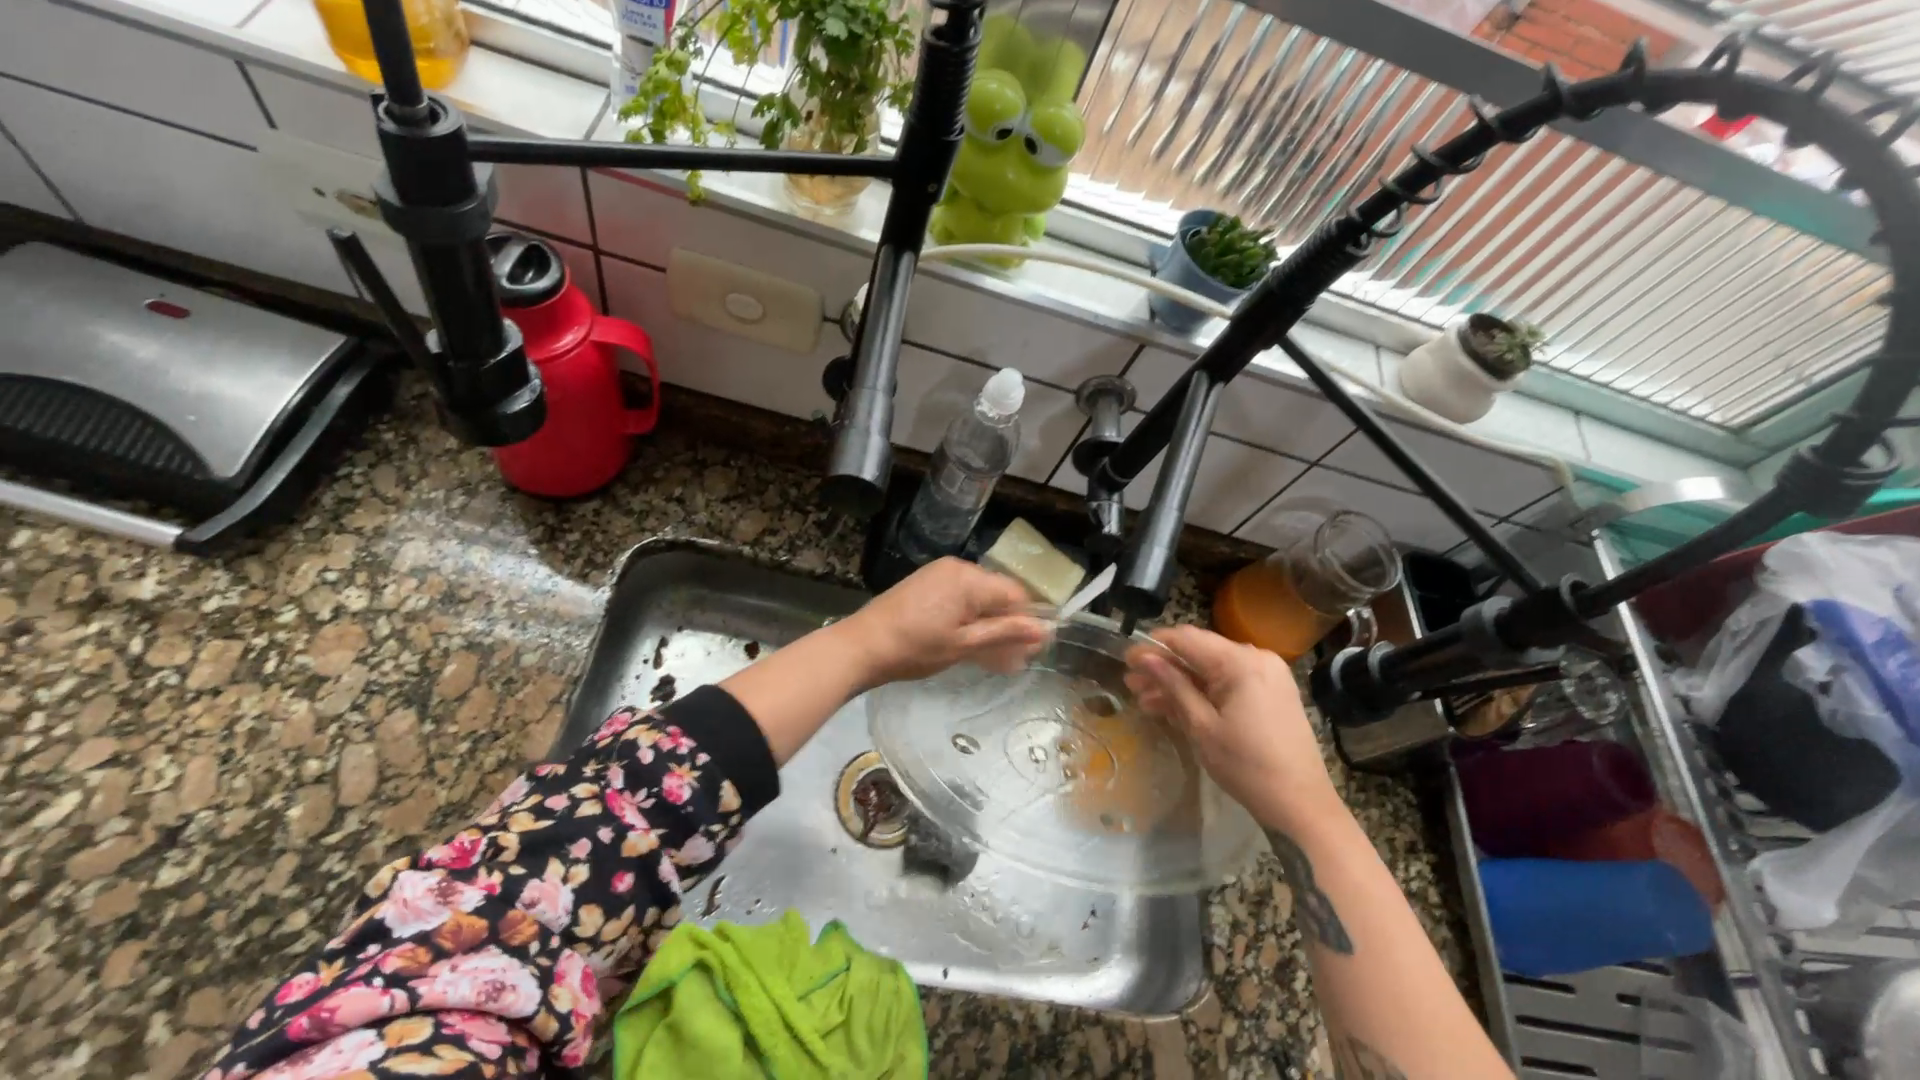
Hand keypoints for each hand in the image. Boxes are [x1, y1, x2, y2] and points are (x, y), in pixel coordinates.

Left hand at [836, 558, 1049, 685]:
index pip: (1016, 594)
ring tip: (993, 659)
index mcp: (969, 578)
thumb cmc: (915, 648)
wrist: (861, 647)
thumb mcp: (964, 644)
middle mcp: (957, 568)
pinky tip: (969, 644)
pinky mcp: (926, 585)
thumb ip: (1005, 633)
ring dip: (989, 625)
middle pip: (997, 594)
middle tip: (1013, 661)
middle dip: (1008, 625)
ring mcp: (939, 575)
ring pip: (979, 598)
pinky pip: (960, 598)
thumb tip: (1045, 630)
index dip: (1027, 621)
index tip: (1030, 650)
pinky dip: (969, 619)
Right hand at [1123, 625, 1339, 826]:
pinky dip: (1203, 692)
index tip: (1125, 661)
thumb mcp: (1201, 726)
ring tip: (1146, 701)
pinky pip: (1229, 683)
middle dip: (1164, 668)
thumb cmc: (1247, 766)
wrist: (1301, 803)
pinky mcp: (1272, 693)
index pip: (1186, 639)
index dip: (1152, 647)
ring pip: (1212, 669)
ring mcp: (1267, 675)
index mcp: (1240, 662)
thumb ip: (1173, 686)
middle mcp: (1257, 658)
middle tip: (1131, 685)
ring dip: (1180, 682)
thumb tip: (1145, 658)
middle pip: (1199, 652)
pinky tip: (1176, 708)